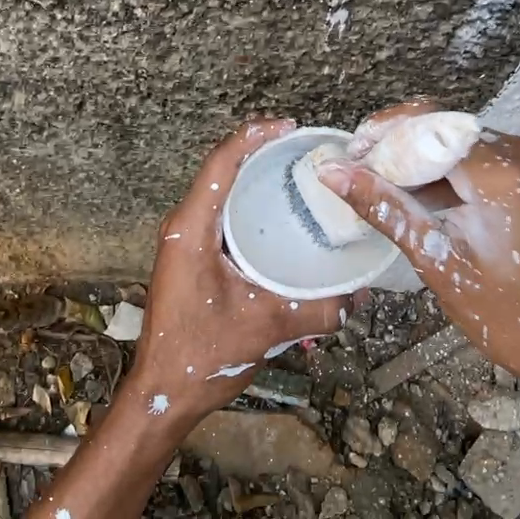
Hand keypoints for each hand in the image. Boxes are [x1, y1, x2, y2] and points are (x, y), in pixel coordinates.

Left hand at [125, 119, 352, 422]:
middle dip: (259, 151)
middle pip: (221, 170)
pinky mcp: (191, 255)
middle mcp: (183, 225)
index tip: (288, 126)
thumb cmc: (201, 355)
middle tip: (301, 148)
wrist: (162, 393)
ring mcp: (184, 240)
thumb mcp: (266, 327)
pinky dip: (247, 205)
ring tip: (295, 174)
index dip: (253, 136)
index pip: (221, 163)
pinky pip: (221, 214)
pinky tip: (278, 217)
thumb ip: (317, 310)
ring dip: (253, 178)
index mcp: (191, 228)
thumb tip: (357, 295)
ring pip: (221, 191)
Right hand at [319, 108, 519, 393]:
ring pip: (464, 142)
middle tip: (361, 175)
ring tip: (387, 191)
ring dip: (424, 161)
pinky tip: (430, 202)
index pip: (425, 123)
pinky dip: (454, 173)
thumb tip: (332, 172)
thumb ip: (384, 207)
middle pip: (444, 128)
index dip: (380, 133)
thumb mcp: (440, 263)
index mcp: (501, 169)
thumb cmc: (515, 317)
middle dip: (398, 147)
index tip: (349, 157)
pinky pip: (489, 159)